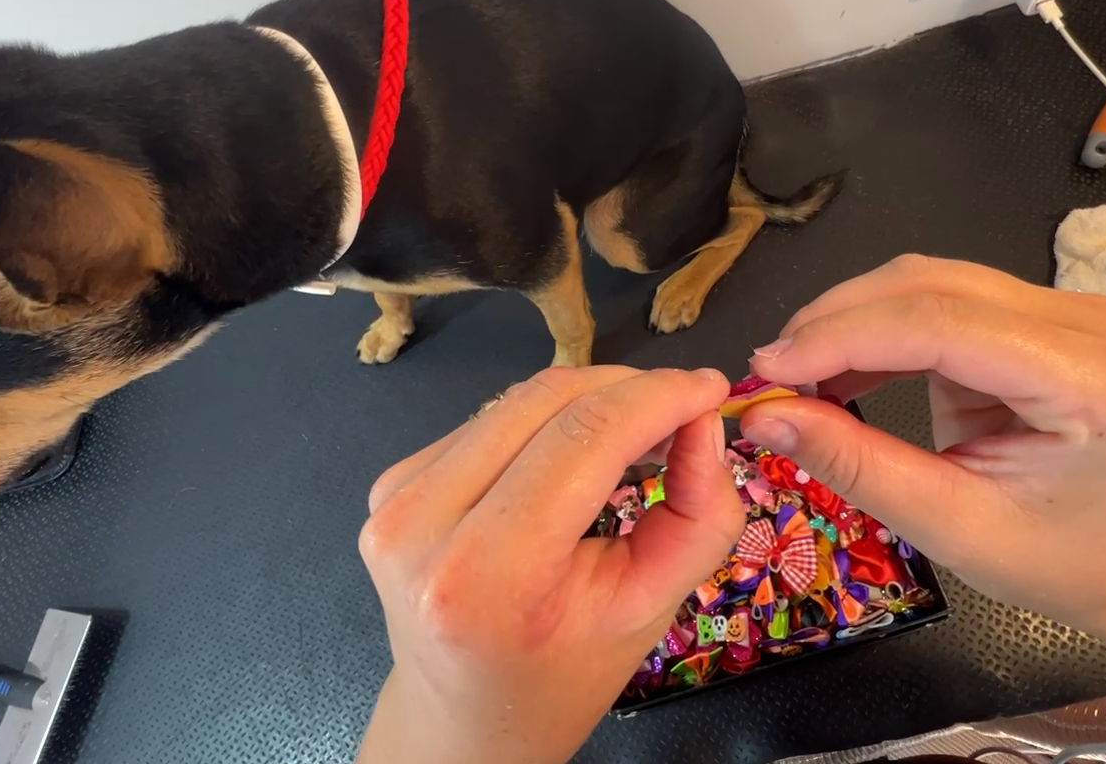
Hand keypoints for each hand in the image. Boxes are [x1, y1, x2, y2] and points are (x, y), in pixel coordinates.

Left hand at [356, 366, 743, 763]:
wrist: (458, 719)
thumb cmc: (559, 677)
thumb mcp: (650, 612)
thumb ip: (700, 517)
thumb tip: (704, 421)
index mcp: (486, 574)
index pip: (585, 439)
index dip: (658, 398)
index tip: (711, 387)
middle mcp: (423, 520)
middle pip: (549, 400)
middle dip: (631, 389)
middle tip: (685, 408)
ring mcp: (398, 494)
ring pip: (521, 398)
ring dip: (594, 398)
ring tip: (641, 430)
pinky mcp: (393, 477)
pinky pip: (493, 418)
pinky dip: (551, 419)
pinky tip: (578, 450)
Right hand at [743, 255, 1105, 630]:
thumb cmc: (1047, 558)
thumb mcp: (946, 524)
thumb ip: (852, 462)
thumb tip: (760, 416)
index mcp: (1096, 385)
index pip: (944, 325)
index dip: (844, 337)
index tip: (767, 368)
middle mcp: (1090, 325)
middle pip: (931, 287)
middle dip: (836, 323)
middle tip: (771, 372)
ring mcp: (1063, 308)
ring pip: (925, 280)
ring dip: (848, 319)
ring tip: (797, 370)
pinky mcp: (1032, 308)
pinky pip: (932, 297)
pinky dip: (873, 328)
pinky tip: (838, 367)